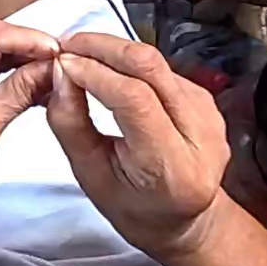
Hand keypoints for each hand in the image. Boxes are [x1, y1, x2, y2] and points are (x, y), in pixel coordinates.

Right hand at [46, 32, 229, 261]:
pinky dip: (124, 59)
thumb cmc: (134, 206)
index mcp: (173, 166)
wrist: (185, 219)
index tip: (62, 63)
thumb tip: (60, 71)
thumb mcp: (89, 174)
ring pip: (153, 59)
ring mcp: (206, 111)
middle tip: (66, 46)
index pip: (134, 98)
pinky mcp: (202, 95)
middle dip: (101, 46)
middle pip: (149, 66)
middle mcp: (200, 133)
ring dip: (110, 48)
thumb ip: (70, 123)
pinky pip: (158, 65)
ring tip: (78, 53)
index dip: (93, 72)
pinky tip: (102, 65)